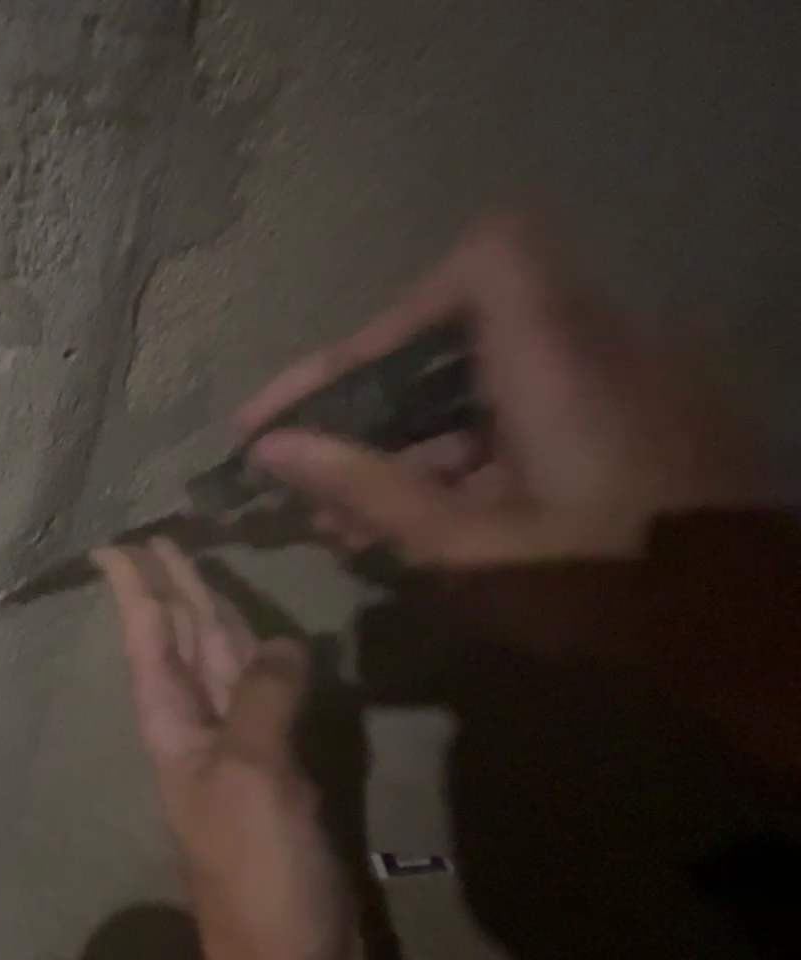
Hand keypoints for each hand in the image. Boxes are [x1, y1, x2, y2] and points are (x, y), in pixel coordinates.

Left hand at [94, 539, 357, 959]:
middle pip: (180, 637)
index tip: (111, 544)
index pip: (147, 634)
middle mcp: (196, 722)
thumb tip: (278, 641)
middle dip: (171, 586)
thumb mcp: (251, 775)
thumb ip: (259, 699)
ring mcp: (235, 742)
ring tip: (199, 568)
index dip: (133, 587)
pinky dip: (261, 662)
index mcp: (171, 719)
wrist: (286, 956)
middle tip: (158, 536)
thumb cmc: (254, 868)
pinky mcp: (275, 765)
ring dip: (208, 613)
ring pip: (218, 659)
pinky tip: (266, 638)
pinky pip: (261, 695)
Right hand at [235, 213, 764, 565]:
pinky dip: (441, 459)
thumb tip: (264, 447)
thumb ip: (360, 486)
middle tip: (285, 447)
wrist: (756, 644)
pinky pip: (506, 421)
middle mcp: (593, 355)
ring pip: (468, 388)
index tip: (330, 384)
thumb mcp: (465, 545)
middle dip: (356, 392)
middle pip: (450, 336)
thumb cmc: (606, 586)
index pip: (486, 259)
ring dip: (389, 440)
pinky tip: (389, 525)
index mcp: (564, 361)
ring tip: (327, 515)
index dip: (400, 307)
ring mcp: (608, 395)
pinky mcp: (615, 434)